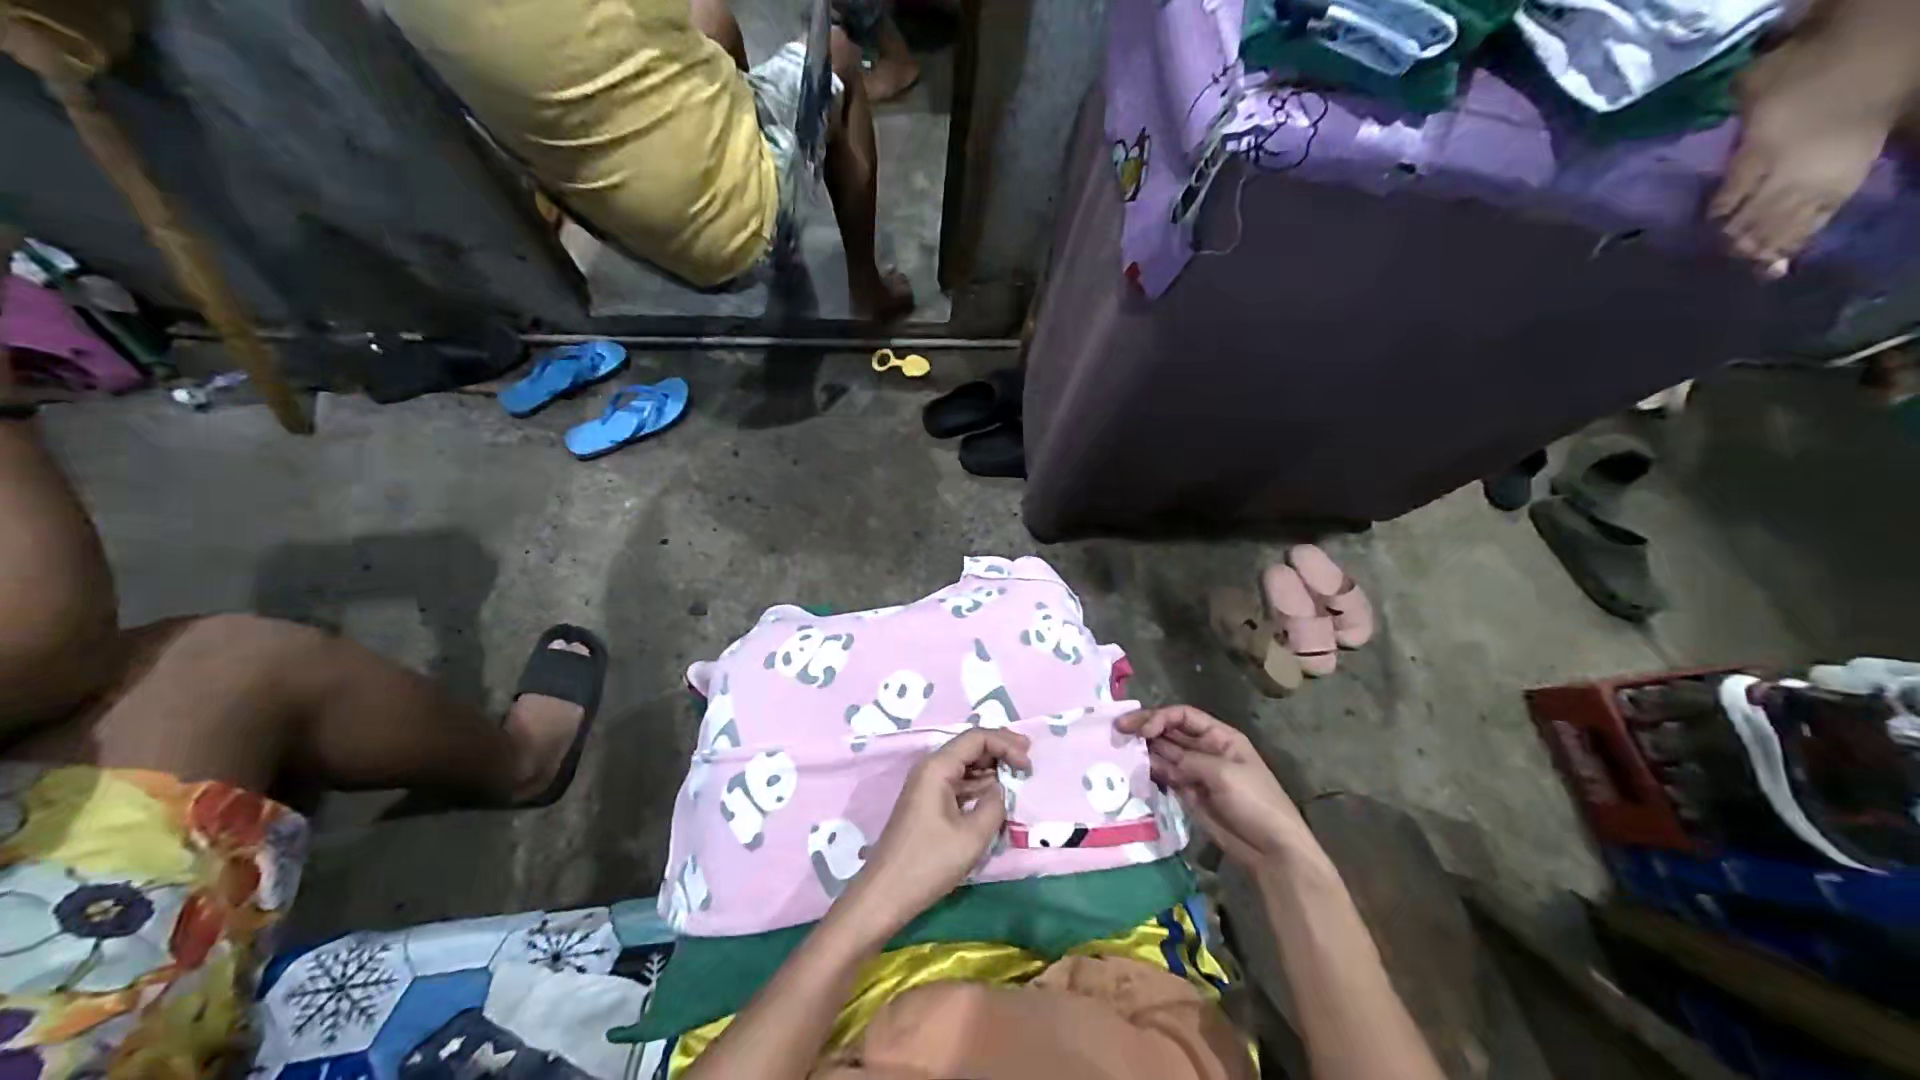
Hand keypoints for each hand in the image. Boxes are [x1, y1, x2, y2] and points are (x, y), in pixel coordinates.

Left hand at [852, 728, 1031, 924]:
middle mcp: (930, 768)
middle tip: (1028, 760)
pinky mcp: (927, 803)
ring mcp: (927, 786)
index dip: (1006, 744)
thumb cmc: (929, 863)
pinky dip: (979, 784)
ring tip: (1017, 776)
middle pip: (970, 747)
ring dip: (991, 768)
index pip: (977, 738)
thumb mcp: (973, 835)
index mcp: (938, 767)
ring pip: (964, 765)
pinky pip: (958, 783)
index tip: (1028, 764)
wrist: (886, 894)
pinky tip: (995, 794)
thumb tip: (999, 790)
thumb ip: (994, 804)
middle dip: (1000, 750)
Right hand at [1117, 706, 1309, 866]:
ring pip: (1163, 753)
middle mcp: (1204, 749)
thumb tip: (1157, 756)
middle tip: (1118, 730)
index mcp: (1220, 737)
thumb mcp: (1224, 774)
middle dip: (1145, 729)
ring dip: (1144, 749)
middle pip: (1169, 731)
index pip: (1183, 716)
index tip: (1141, 731)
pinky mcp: (1187, 793)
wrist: (1271, 849)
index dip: (1160, 718)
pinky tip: (1134, 769)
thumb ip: (1188, 760)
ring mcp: (1195, 772)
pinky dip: (1149, 771)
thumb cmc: (1255, 802)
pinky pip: (1164, 776)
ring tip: (1120, 749)